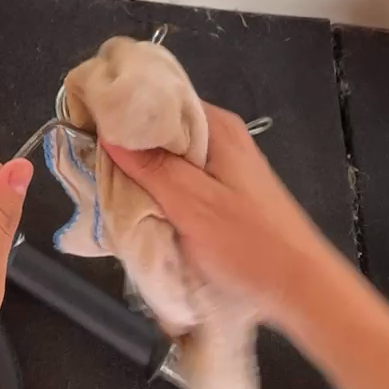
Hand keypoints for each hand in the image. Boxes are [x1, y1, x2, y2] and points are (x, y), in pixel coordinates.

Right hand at [103, 102, 337, 327]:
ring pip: (167, 155)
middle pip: (159, 127)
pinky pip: (179, 176)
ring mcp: (223, 163)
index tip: (84, 125)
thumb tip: (106, 131)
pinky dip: (158, 187)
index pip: (156, 98)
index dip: (119, 109)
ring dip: (140, 170)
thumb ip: (149, 166)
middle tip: (92, 162)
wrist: (304, 290)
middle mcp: (219, 135)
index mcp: (215, 126)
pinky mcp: (224, 189)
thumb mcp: (190, 203)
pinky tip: (140, 204)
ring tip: (109, 185)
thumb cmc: (249, 244)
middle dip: (126, 144)